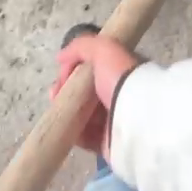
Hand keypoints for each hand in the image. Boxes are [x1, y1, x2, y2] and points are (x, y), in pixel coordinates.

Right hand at [53, 34, 142, 158]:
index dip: (74, 69)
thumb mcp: (103, 50)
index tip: (63, 73)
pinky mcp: (108, 143)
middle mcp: (118, 94)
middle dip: (66, 90)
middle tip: (55, 94)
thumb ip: (81, 47)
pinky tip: (66, 125)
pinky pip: (85, 137)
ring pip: (83, 115)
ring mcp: (113, 120)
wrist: (136, 118)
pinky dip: (74, 132)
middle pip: (85, 92)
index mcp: (121, 71)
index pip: (93, 68)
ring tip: (58, 108)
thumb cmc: (121, 79)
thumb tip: (61, 57)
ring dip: (67, 110)